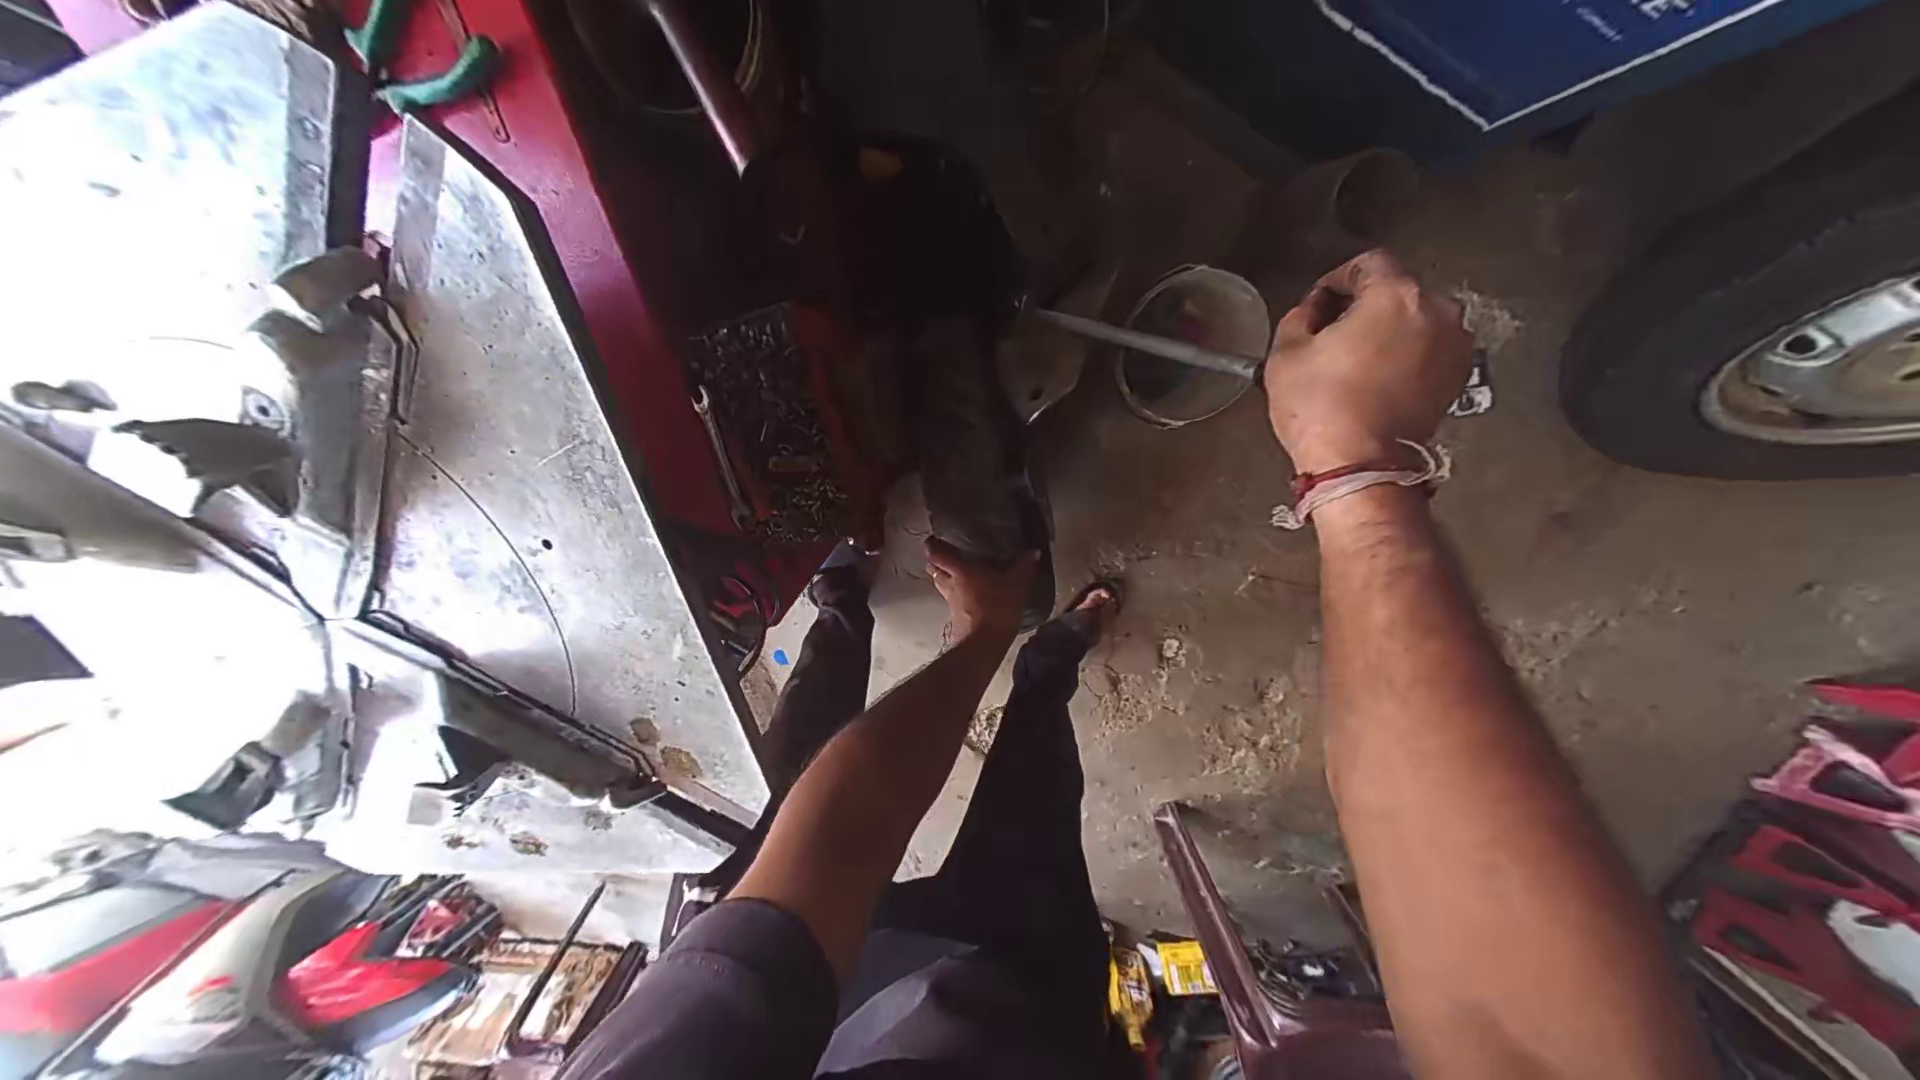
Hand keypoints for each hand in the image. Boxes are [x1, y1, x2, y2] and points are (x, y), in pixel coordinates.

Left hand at [926, 539, 1035, 641]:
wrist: (985, 642)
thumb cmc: (998, 606)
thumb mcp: (1016, 584)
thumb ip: (1023, 567)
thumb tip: (1034, 551)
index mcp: (960, 571)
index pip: (937, 555)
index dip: (932, 546)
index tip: (932, 540)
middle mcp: (950, 585)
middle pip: (933, 570)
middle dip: (935, 563)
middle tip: (943, 557)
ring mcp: (950, 603)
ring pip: (940, 586)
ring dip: (943, 579)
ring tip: (954, 575)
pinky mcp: (955, 618)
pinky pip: (950, 601)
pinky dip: (955, 596)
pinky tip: (966, 597)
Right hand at [1264, 250, 1472, 474]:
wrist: (1359, 463)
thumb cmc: (1324, 411)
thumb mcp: (1286, 354)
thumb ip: (1299, 315)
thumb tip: (1313, 310)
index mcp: (1395, 296)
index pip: (1368, 262)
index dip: (1335, 278)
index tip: (1321, 299)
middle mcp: (1436, 312)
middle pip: (1395, 290)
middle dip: (1362, 307)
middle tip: (1329, 336)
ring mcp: (1453, 345)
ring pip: (1413, 321)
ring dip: (1384, 332)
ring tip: (1351, 363)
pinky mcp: (1456, 376)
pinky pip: (1426, 350)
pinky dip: (1403, 357)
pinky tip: (1372, 381)